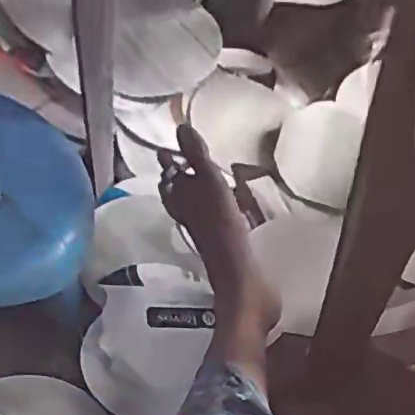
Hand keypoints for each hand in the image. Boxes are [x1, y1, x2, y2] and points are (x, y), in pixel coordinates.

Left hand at [157, 125, 278, 337]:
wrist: (245, 287)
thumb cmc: (226, 238)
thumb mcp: (211, 189)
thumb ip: (198, 160)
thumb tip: (181, 128)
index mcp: (186, 206)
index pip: (171, 180)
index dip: (170, 163)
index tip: (169, 147)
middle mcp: (195, 222)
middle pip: (185, 196)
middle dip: (185, 179)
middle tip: (188, 160)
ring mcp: (214, 238)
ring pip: (203, 210)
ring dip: (205, 195)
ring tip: (212, 179)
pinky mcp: (232, 250)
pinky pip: (223, 223)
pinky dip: (224, 211)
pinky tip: (234, 207)